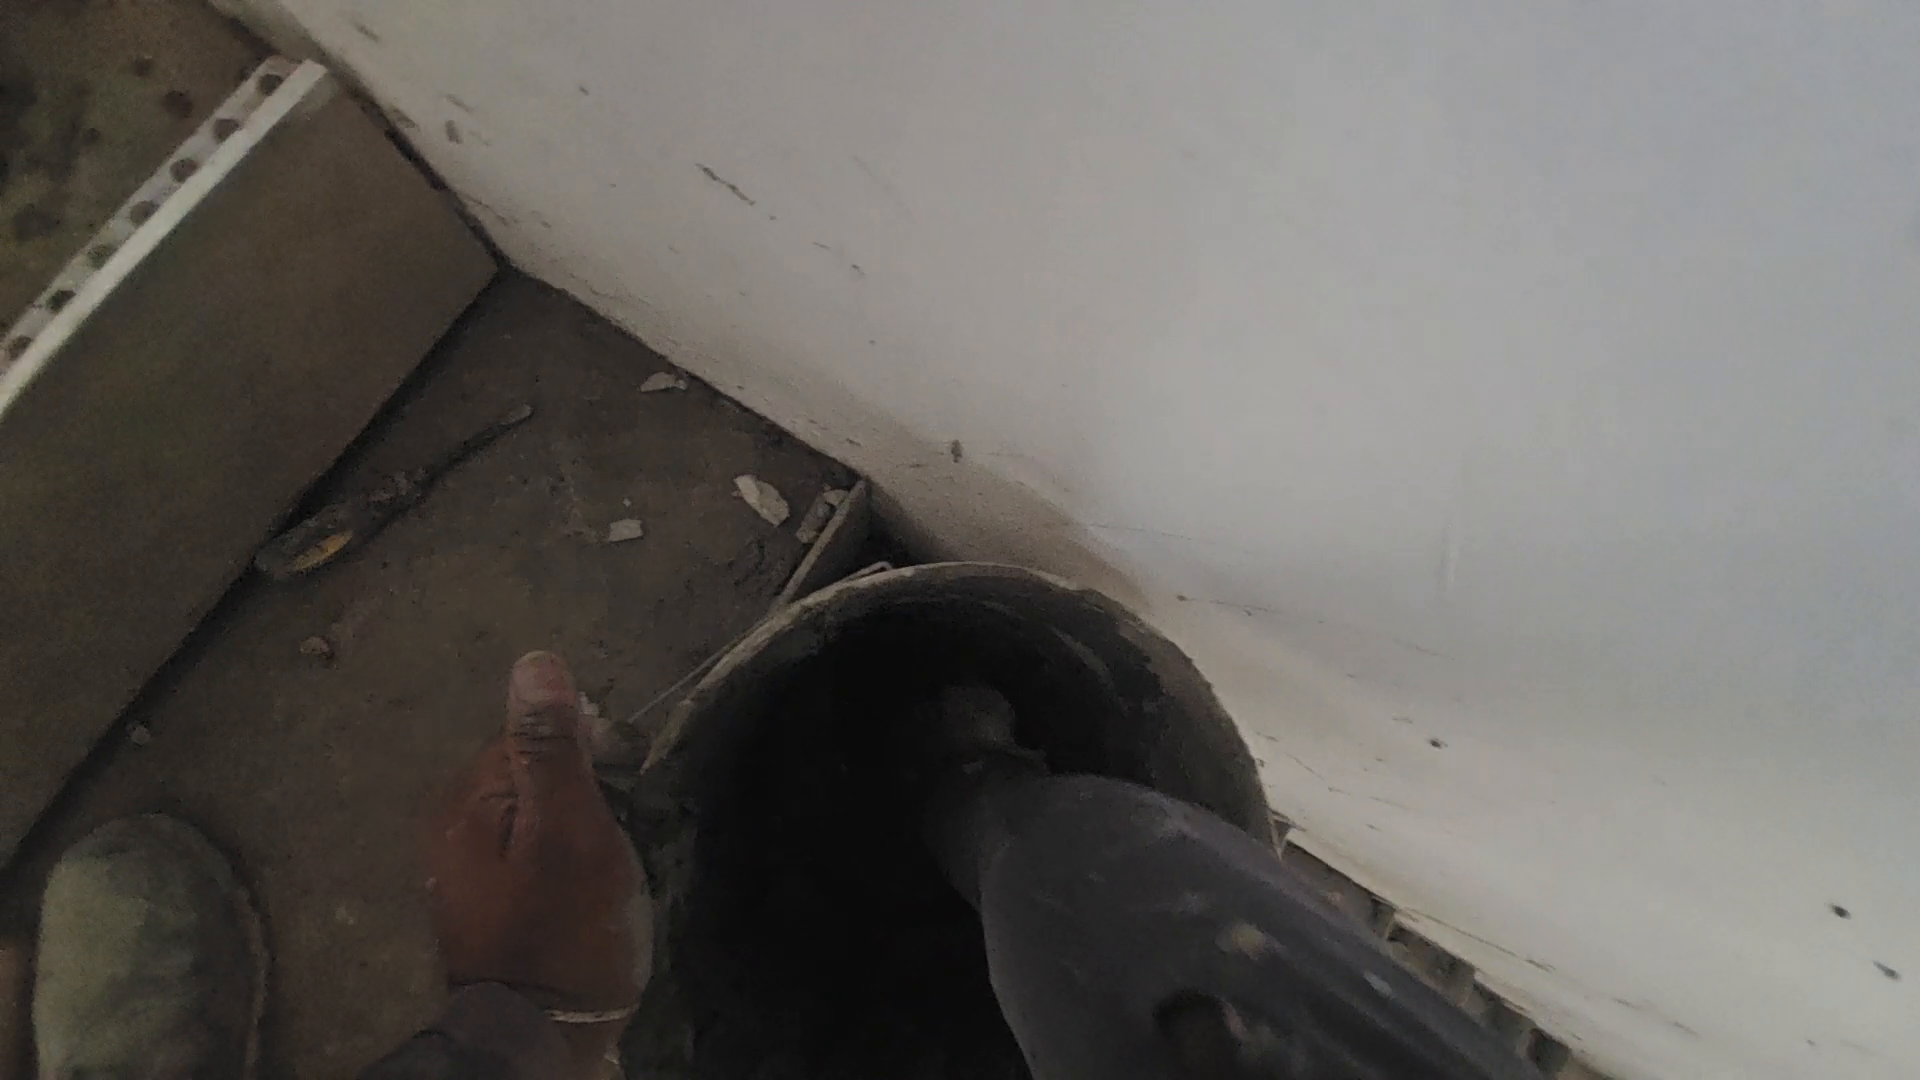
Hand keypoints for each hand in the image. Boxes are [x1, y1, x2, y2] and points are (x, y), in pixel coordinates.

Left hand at [427, 652, 650, 1074]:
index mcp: (468, 799)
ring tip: (610, 847)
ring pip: (541, 798)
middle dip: (587, 779)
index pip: (535, 733)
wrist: (544, 1033)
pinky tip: (589, 868)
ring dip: (583, 810)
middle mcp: (456, 821)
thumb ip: (552, 748)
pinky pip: (536, 832)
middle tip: (620, 821)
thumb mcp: (569, 829)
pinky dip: (569, 838)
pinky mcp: (492, 886)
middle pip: (536, 763)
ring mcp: (471, 858)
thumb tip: (535, 661)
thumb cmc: (564, 926)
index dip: (589, 748)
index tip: (623, 782)